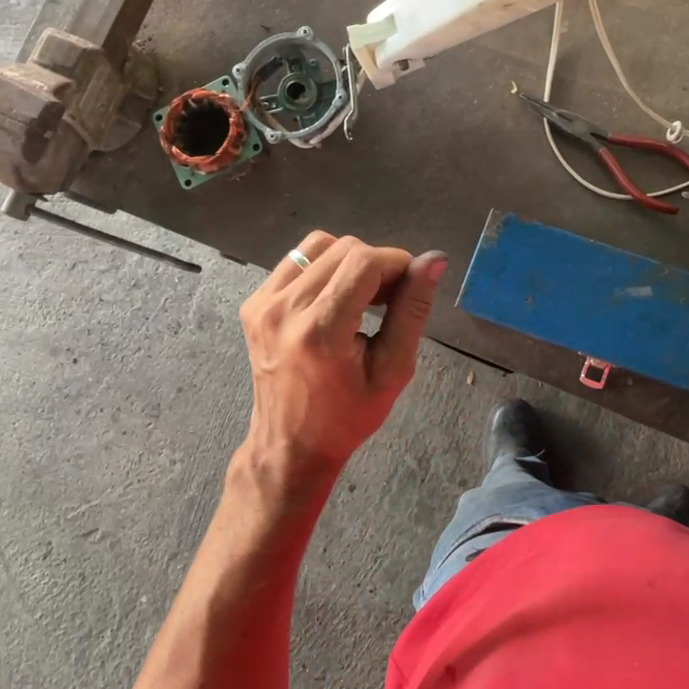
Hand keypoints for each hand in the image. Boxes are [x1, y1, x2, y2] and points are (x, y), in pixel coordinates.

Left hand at [238, 231, 447, 469]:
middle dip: (377, 264)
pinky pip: (296, 260)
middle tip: (389, 299)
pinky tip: (334, 299)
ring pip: (319, 245)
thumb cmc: (347, 415)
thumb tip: (434, 260)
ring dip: (349, 262)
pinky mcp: (254, 303)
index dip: (398, 263)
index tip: (410, 286)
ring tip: (362, 296)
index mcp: (321, 330)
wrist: (290, 443)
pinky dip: (323, 269)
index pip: (365, 262)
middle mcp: (285, 308)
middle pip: (344, 248)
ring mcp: (263, 303)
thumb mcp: (393, 370)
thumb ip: (412, 310)